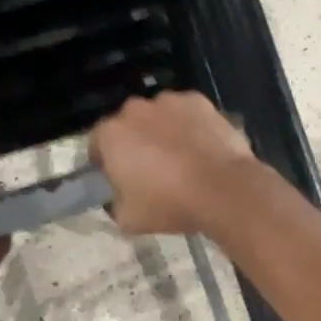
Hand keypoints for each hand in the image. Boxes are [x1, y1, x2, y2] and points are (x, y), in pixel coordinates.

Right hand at [90, 91, 255, 234]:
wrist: (223, 190)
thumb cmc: (169, 204)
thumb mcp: (128, 219)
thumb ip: (114, 203)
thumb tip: (117, 197)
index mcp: (111, 135)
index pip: (97, 144)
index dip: (105, 161)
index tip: (117, 177)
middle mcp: (135, 109)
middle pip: (128, 125)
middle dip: (135, 142)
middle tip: (150, 168)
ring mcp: (169, 101)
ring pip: (158, 116)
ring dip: (162, 131)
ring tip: (180, 157)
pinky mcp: (199, 101)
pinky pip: (186, 113)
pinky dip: (189, 125)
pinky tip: (200, 146)